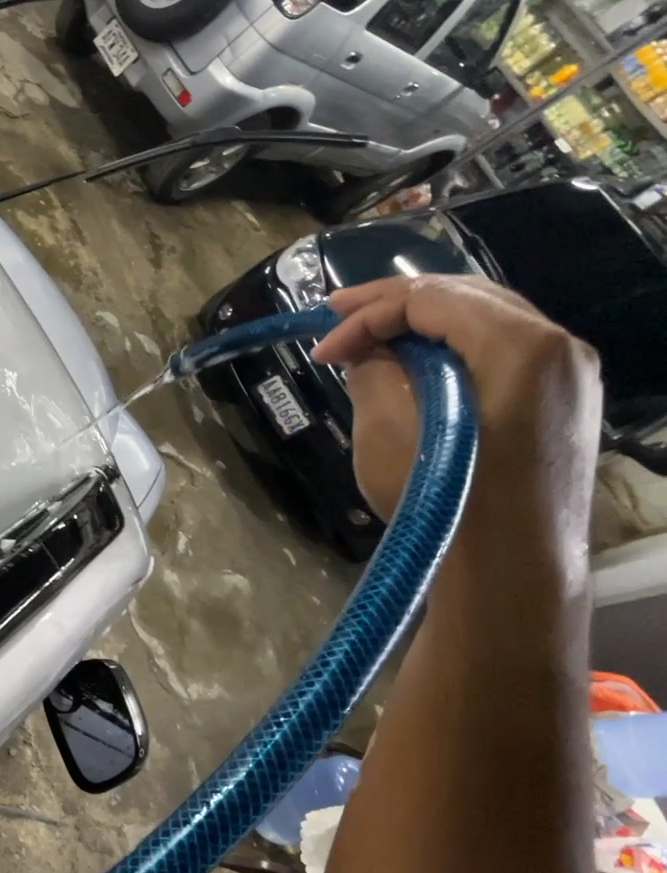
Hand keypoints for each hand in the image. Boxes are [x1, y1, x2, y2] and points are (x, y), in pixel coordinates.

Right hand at [311, 275, 599, 554]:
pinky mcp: (556, 401)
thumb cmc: (446, 497)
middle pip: (466, 296)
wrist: (510, 564)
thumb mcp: (392, 430)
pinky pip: (496, 350)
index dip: (368, 315)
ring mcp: (564, 374)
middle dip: (394, 301)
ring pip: (484, 319)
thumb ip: (377, 374)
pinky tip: (410, 362)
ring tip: (366, 334)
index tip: (318, 351)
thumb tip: (369, 351)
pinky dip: (446, 346)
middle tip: (334, 314)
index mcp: (522, 346)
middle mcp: (557, 346)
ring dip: (419, 321)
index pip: (433, 299)